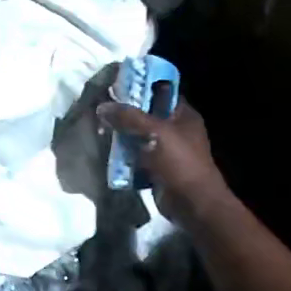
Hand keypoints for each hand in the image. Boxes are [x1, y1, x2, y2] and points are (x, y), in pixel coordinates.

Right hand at [96, 99, 231, 226]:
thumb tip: (102, 106)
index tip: (115, 86)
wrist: (192, 204)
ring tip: (98, 129)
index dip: (139, 87)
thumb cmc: (180, 163)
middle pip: (145, 115)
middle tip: (100, 110)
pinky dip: (122, 155)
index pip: (160, 92)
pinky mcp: (156, 168)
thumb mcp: (156, 133)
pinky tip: (105, 151)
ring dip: (120, 135)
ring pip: (138, 136)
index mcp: (183, 115)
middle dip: (124, 114)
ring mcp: (165, 150)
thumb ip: (129, 117)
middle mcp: (175, 130)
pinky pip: (135, 156)